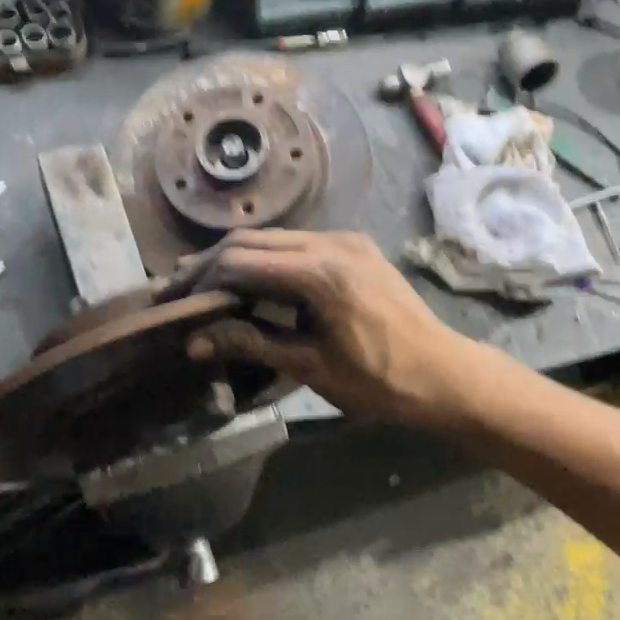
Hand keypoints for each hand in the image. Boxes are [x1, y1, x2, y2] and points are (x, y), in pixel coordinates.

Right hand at [169, 229, 474, 427]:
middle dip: (210, 264)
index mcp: (321, 272)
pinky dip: (266, 260)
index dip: (201, 281)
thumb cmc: (381, 381)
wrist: (445, 375)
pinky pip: (298, 245)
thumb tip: (194, 342)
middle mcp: (332, 242)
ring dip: (236, 258)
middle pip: (252, 240)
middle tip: (175, 289)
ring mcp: (347, 241)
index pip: (240, 261)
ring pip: (274, 238)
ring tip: (201, 284)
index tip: (173, 303)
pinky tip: (248, 280)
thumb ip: (252, 344)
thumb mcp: (311, 367)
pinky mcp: (356, 249)